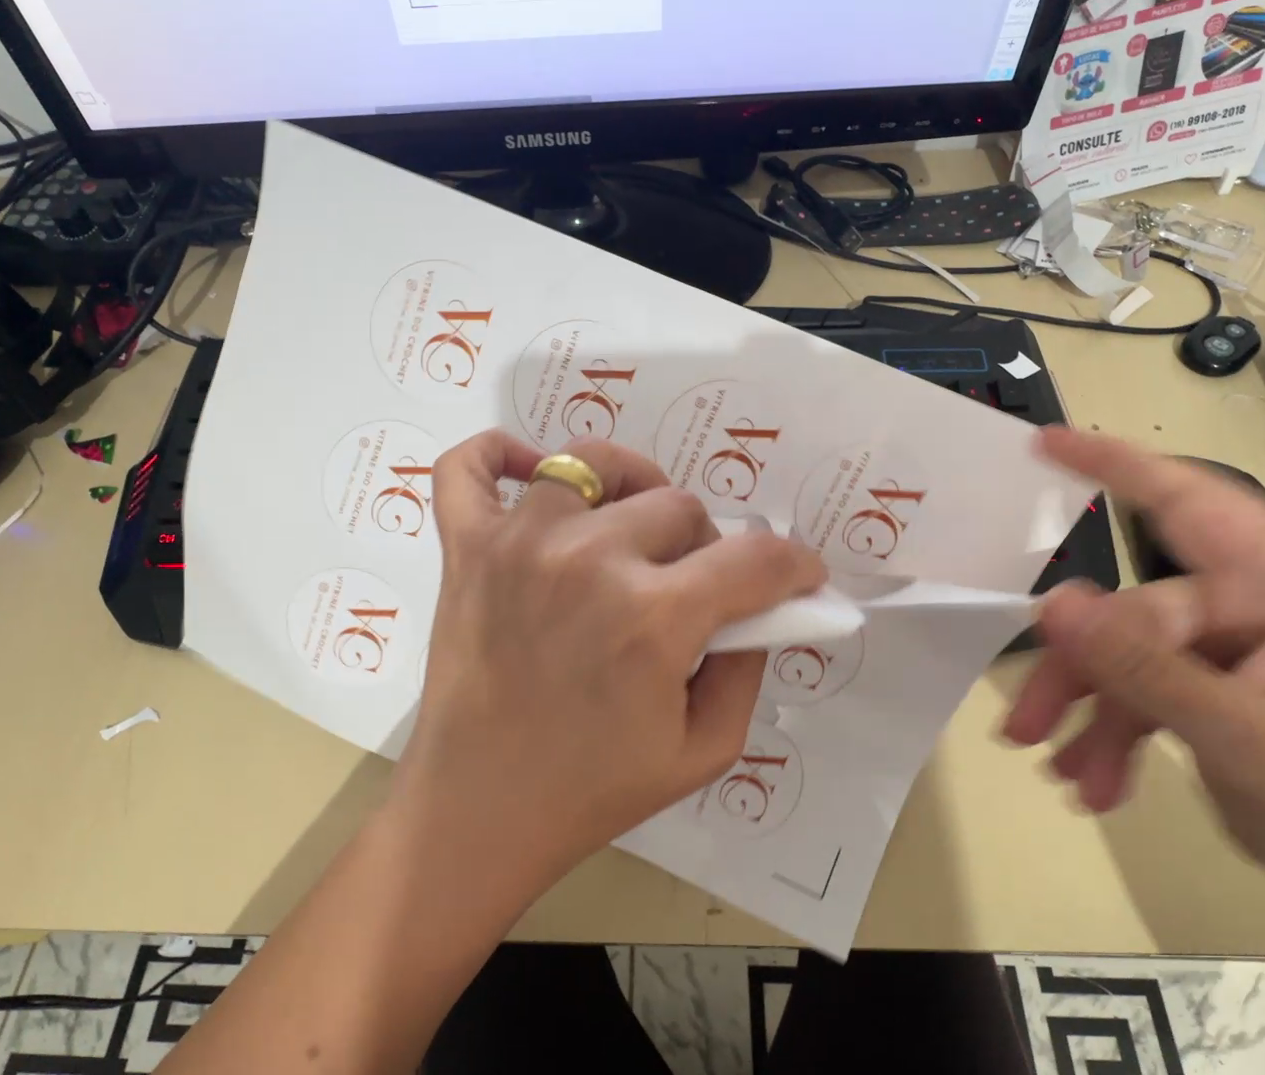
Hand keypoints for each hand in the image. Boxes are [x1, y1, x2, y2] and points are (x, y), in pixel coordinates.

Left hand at [389, 430, 826, 882]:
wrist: (479, 811)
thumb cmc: (594, 791)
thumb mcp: (706, 749)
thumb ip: (747, 666)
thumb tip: (761, 605)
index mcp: (654, 618)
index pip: (756, 558)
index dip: (795, 565)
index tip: (799, 576)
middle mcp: (589, 560)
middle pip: (679, 507)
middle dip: (705, 546)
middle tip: (691, 587)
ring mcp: (518, 543)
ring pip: (593, 464)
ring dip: (629, 491)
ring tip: (629, 531)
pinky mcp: (466, 548)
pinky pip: (468, 466)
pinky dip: (498, 453)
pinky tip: (529, 473)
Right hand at [1002, 429, 1264, 922]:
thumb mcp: (1257, 749)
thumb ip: (1150, 674)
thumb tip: (1052, 605)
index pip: (1195, 506)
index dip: (1118, 468)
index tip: (1045, 443)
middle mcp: (1259, 612)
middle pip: (1134, 614)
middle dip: (1077, 674)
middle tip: (1024, 726)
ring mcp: (1237, 659)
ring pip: (1126, 662)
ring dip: (1086, 716)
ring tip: (1063, 776)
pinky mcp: (1220, 702)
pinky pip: (1141, 701)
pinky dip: (1108, 739)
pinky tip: (1094, 785)